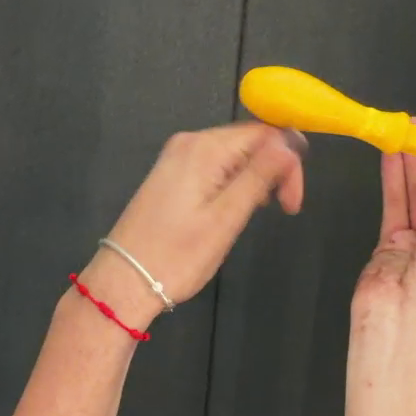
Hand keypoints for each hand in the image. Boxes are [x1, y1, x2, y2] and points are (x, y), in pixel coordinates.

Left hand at [77, 122, 304, 330]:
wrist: (124, 281)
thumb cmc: (178, 256)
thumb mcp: (226, 218)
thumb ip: (259, 175)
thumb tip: (290, 141)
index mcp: (204, 148)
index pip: (265, 133)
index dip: (289, 162)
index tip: (292, 203)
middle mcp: (189, 142)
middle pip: (249, 140)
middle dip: (274, 169)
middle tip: (283, 210)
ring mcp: (176, 158)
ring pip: (233, 154)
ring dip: (255, 178)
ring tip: (256, 214)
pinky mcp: (170, 175)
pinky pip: (214, 166)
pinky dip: (233, 182)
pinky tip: (233, 210)